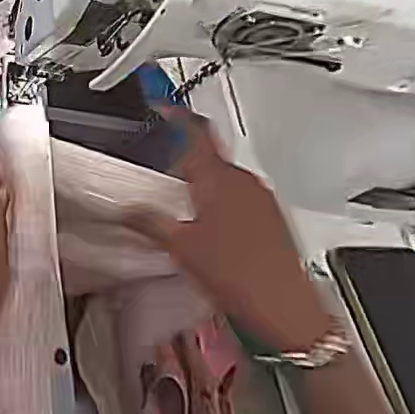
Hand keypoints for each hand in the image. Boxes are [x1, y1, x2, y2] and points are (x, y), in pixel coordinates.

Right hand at [128, 112, 334, 353]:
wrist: (285, 308)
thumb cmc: (240, 277)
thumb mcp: (181, 248)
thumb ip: (150, 222)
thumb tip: (129, 212)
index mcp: (218, 178)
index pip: (196, 130)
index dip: (177, 114)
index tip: (164, 105)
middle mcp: (243, 180)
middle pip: (210, 154)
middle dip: (186, 160)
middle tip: (165, 173)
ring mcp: (261, 197)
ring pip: (226, 176)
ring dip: (206, 183)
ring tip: (187, 209)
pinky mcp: (272, 215)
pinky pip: (242, 195)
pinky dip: (224, 201)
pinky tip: (214, 229)